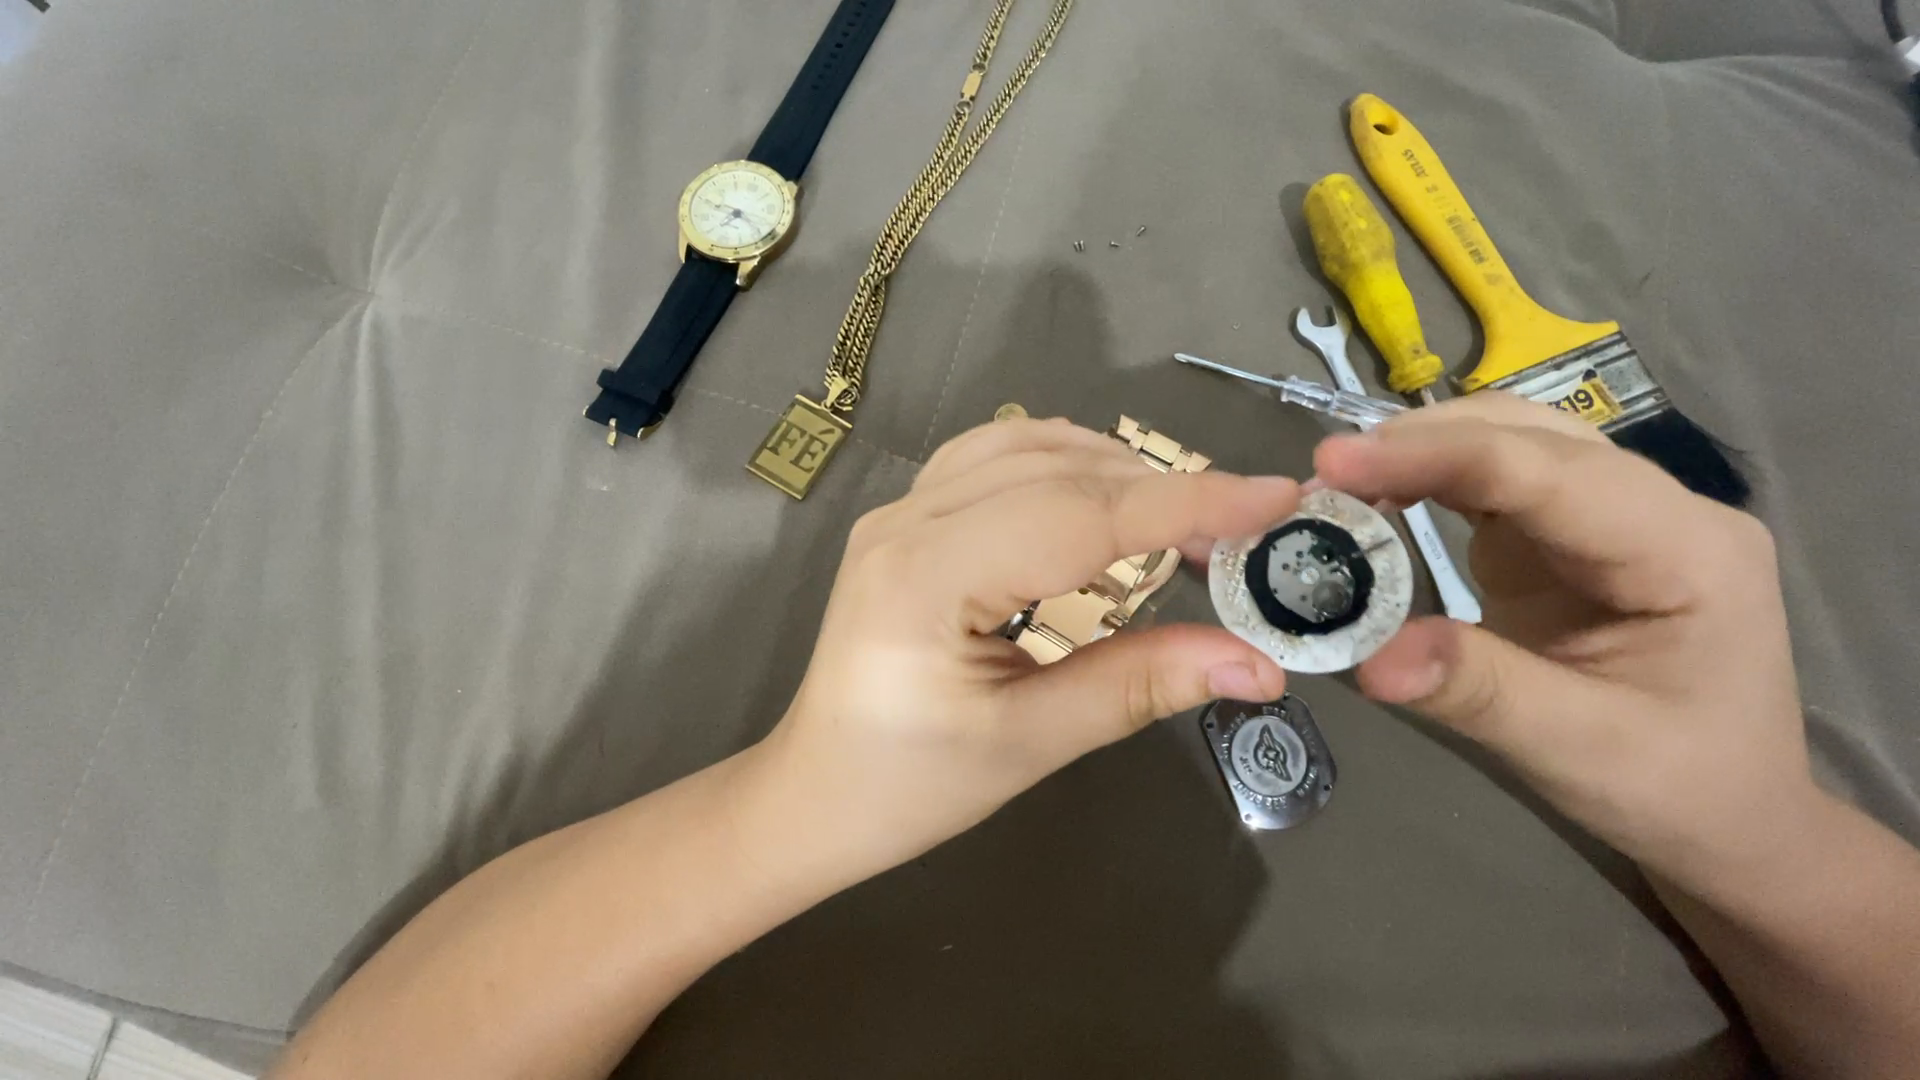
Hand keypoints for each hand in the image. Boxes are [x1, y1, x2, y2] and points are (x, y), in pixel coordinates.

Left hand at [734, 416, 1297, 891]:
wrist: (813, 792)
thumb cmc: (907, 787)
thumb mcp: (1028, 743)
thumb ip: (1138, 685)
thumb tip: (1258, 662)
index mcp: (926, 577)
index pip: (1077, 515)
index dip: (1185, 503)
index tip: (1277, 497)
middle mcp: (907, 521)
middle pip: (1055, 469)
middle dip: (1158, 489)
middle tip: (1241, 532)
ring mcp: (898, 511)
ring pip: (1024, 446)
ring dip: (1111, 468)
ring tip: (1180, 517)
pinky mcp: (904, 519)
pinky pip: (991, 458)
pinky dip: (1059, 463)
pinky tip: (1097, 494)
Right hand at [1316, 394, 1808, 891]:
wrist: (1722, 813)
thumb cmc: (1672, 786)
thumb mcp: (1574, 749)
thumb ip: (1473, 690)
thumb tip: (1367, 656)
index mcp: (1684, 551)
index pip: (1543, 472)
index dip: (1432, 458)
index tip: (1330, 464)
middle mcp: (1654, 509)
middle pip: (1527, 435)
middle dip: (1417, 443)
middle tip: (1320, 477)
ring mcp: (1610, 515)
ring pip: (1508, 441)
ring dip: (1419, 450)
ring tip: (1337, 481)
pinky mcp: (1564, 534)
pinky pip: (1491, 479)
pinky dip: (1426, 476)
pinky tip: (1378, 493)